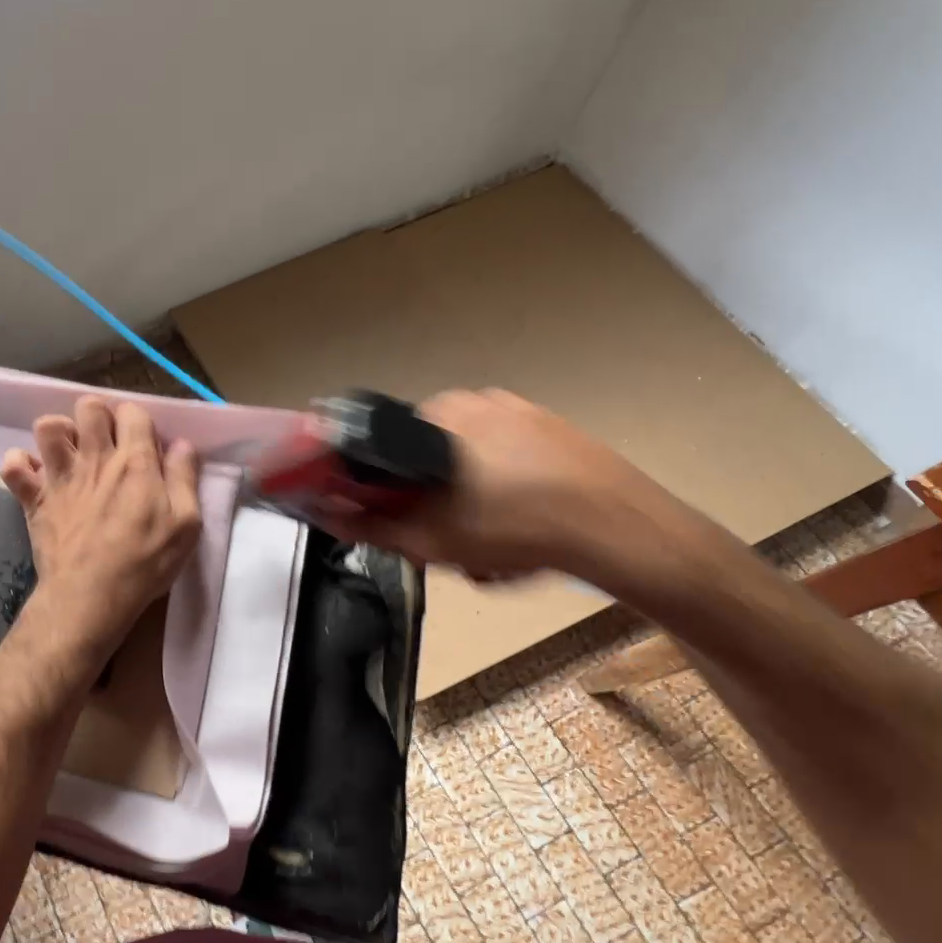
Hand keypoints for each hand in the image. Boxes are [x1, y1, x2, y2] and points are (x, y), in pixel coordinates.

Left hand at [0, 397, 202, 682]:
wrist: (90, 596)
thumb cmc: (144, 563)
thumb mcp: (186, 524)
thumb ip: (184, 477)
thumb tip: (181, 444)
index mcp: (135, 461)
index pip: (133, 412)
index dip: (138, 421)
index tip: (143, 445)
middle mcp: (94, 459)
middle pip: (89, 407)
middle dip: (98, 416)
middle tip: (107, 442)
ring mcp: (59, 476)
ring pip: (48, 426)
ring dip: (59, 433)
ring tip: (71, 453)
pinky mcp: (34, 498)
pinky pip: (13, 465)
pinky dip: (20, 465)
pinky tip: (34, 475)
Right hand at [316, 389, 694, 585]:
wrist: (617, 527)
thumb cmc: (514, 528)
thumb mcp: (430, 539)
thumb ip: (370, 526)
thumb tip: (325, 517)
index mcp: (434, 417)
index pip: (383, 451)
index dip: (384, 491)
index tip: (402, 523)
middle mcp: (471, 401)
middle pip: (426, 457)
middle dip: (432, 501)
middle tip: (454, 541)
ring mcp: (517, 409)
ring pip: (467, 459)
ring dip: (468, 498)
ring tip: (494, 540)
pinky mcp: (553, 425)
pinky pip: (506, 455)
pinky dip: (504, 486)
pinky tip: (524, 520)